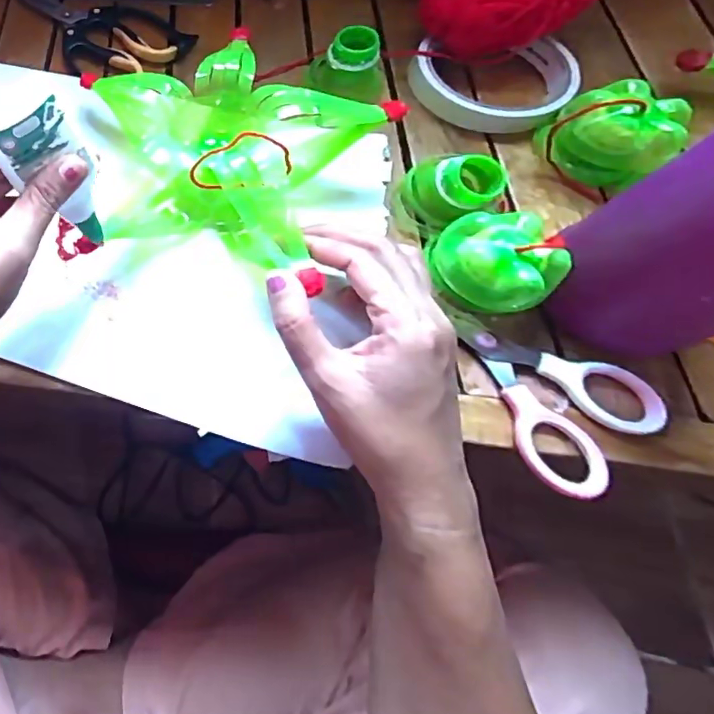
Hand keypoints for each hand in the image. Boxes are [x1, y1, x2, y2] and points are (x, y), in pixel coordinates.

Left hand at [0, 134, 86, 384]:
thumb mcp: (14, 245)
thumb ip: (44, 199)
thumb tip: (75, 162)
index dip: (21, 127)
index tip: (60, 130)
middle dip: (29, 153)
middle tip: (73, 157)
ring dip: (23, 178)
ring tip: (67, 180)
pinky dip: (10, 200)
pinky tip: (42, 206)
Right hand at [266, 226, 470, 527]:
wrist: (423, 479)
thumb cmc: (373, 431)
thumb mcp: (324, 378)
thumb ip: (297, 324)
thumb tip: (276, 277)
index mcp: (409, 324)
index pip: (365, 262)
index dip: (324, 244)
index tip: (286, 239)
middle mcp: (432, 317)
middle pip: (390, 253)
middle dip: (343, 237)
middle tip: (299, 234)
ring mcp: (437, 327)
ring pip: (403, 266)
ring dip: (361, 250)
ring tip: (319, 250)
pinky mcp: (431, 338)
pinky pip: (404, 287)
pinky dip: (372, 273)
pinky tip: (340, 288)